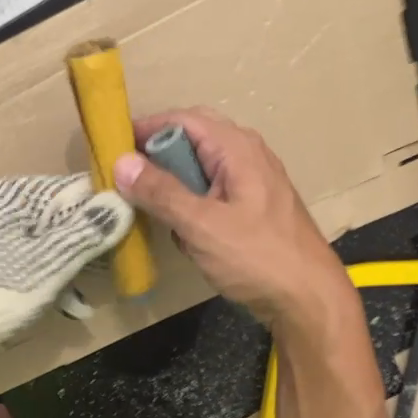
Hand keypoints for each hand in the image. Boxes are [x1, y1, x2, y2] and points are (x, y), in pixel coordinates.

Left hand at [0, 174, 132, 374]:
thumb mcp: (48, 265)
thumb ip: (87, 233)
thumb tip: (123, 202)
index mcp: (20, 196)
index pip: (80, 189)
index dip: (108, 212)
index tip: (129, 238)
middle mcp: (7, 207)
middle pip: (66, 218)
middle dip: (92, 247)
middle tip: (111, 274)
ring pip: (51, 244)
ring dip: (74, 270)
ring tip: (87, 299)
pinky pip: (32, 264)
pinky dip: (51, 282)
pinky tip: (69, 307)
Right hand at [114, 108, 352, 325]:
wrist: (306, 298)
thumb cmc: (257, 258)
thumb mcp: (202, 225)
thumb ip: (161, 193)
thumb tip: (121, 163)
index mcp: (237, 149)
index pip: (183, 120)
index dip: (146, 128)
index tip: (111, 148)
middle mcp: (246, 156)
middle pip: (192, 140)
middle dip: (157, 155)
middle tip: (125, 178)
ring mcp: (251, 183)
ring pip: (200, 169)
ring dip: (172, 183)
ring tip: (145, 205)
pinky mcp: (251, 209)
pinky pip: (211, 193)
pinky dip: (189, 204)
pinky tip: (178, 230)